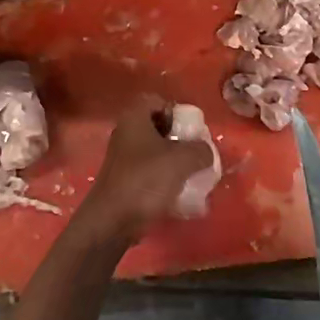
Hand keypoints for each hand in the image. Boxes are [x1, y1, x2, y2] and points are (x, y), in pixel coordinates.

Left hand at [77, 95, 215, 243]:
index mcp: (134, 118)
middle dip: (177, 138)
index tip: (190, 130)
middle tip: (195, 152)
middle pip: (156, 126)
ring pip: (153, 151)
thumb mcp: (181, 160)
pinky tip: (179, 194)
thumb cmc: (146, 179)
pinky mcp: (124, 179)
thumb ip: (200, 150)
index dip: (174, 111)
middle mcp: (125, 132)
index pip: (155, 101)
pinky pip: (148, 172)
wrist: (114, 219)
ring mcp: (122, 157)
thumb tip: (206, 151)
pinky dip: (163, 179)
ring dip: (172, 161)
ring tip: (191, 174)